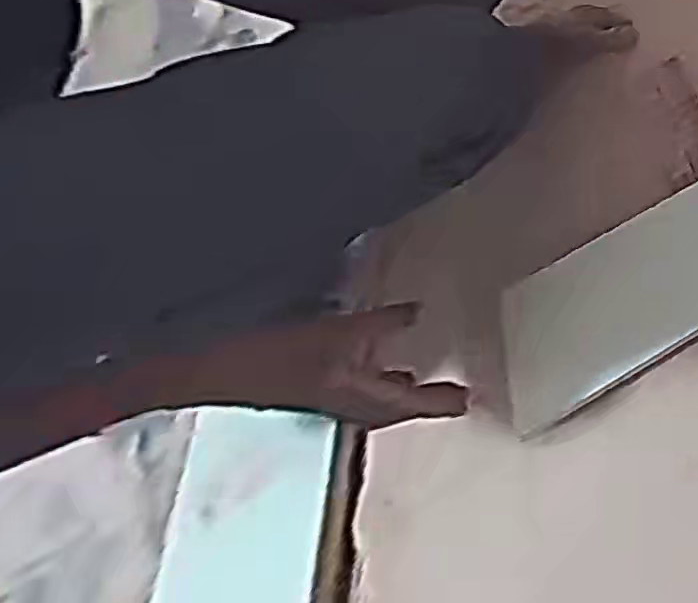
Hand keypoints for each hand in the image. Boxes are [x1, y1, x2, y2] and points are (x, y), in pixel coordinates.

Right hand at [164, 302, 468, 426]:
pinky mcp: (313, 392)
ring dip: (407, 396)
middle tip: (458, 398)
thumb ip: (386, 322)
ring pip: (380, 403)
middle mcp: (347, 405)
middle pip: (396, 409)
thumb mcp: (343, 330)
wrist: (205, 374)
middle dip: (427, 404)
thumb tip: (419, 312)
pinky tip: (391, 371)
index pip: (410, 404)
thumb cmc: (277, 355)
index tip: (469, 403)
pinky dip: (385, 385)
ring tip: (433, 385)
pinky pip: (363, 393)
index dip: (440, 403)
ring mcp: (328, 401)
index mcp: (359, 397)